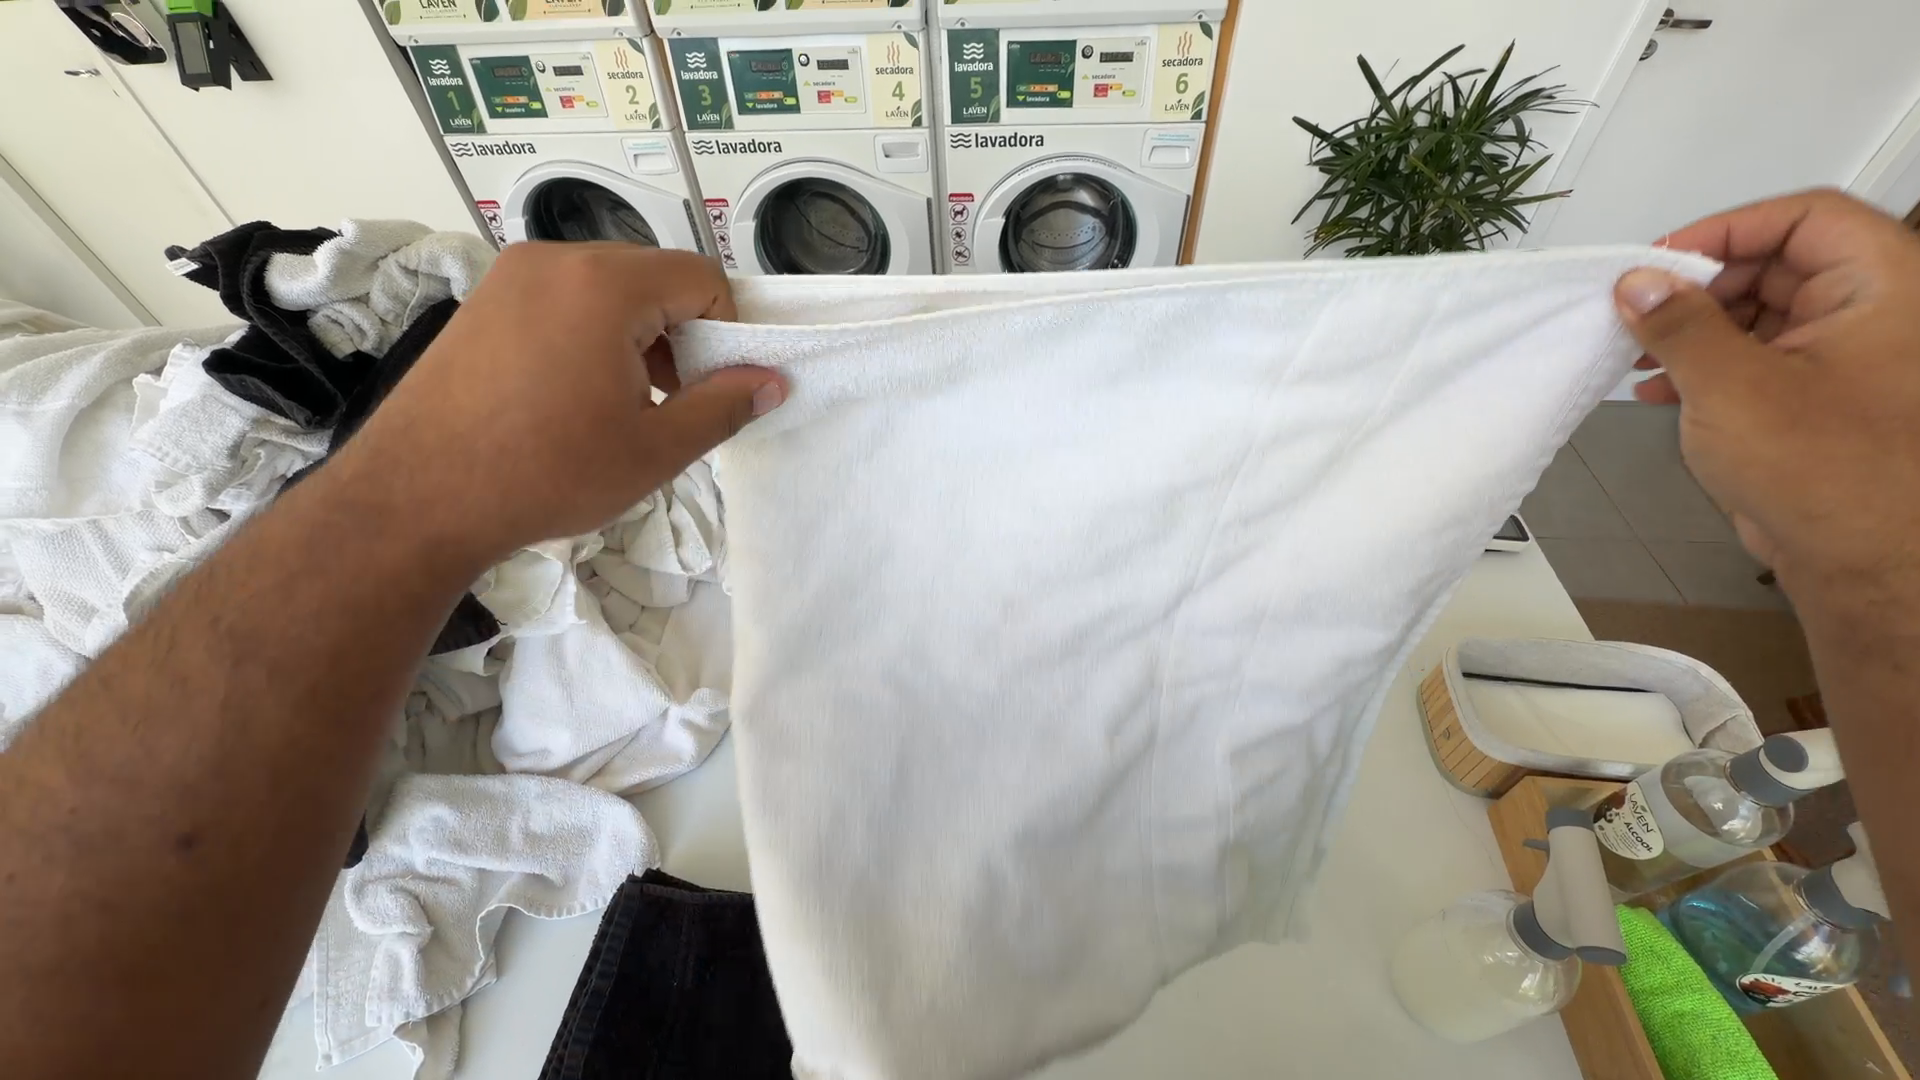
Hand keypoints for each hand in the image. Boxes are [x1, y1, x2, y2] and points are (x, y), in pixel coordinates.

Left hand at [332, 243, 781, 564]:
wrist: (416, 499)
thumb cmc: (548, 472)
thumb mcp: (656, 449)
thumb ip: (725, 406)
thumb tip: (774, 381)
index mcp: (604, 285)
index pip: (703, 278)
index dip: (727, 332)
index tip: (710, 389)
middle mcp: (556, 260)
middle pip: (656, 279)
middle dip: (682, 336)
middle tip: (669, 402)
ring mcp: (512, 277)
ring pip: (611, 290)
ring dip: (640, 338)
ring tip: (623, 404)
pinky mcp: (484, 301)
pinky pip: (566, 300)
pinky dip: (594, 336)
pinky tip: (577, 396)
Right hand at [1612, 190, 1919, 621]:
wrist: (1861, 552)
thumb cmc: (1817, 465)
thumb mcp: (1730, 384)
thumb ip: (1679, 324)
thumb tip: (1636, 281)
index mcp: (1884, 287)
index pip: (1805, 218)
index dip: (1725, 230)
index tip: (1654, 264)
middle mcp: (1873, 310)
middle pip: (1776, 263)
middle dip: (1696, 287)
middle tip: (1634, 314)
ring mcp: (1844, 353)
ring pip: (1757, 311)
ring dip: (1690, 328)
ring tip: (1636, 356)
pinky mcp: (1814, 391)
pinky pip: (1752, 353)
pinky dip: (1702, 362)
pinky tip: (1657, 388)